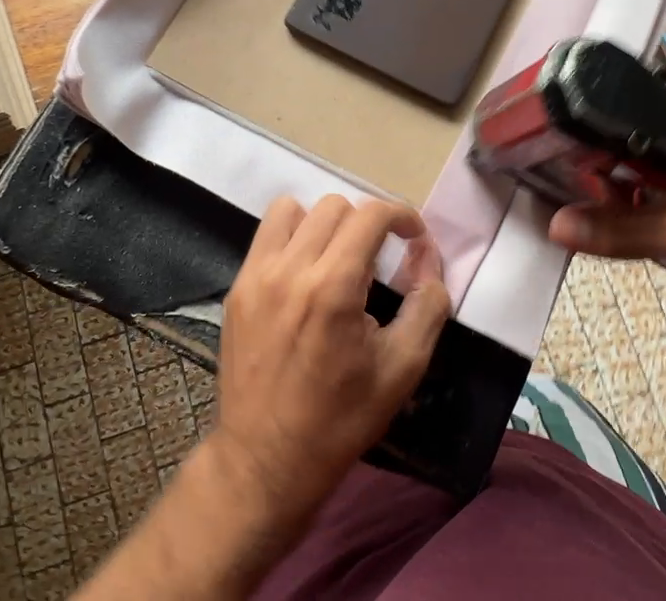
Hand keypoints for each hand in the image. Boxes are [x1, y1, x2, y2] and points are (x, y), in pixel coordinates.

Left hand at [208, 196, 451, 520]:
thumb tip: (428, 257)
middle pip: (334, 206)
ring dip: (323, 224)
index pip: (370, 214)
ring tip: (337, 260)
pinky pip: (266, 237)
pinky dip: (292, 241)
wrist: (267, 459)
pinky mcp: (236, 290)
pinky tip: (304, 279)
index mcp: (333, 287)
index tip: (414, 239)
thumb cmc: (342, 418)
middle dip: (366, 223)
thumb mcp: (404, 367)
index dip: (402, 216)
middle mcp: (289, 270)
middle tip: (378, 260)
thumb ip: (428, 303)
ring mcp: (255, 277)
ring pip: (292, 209)